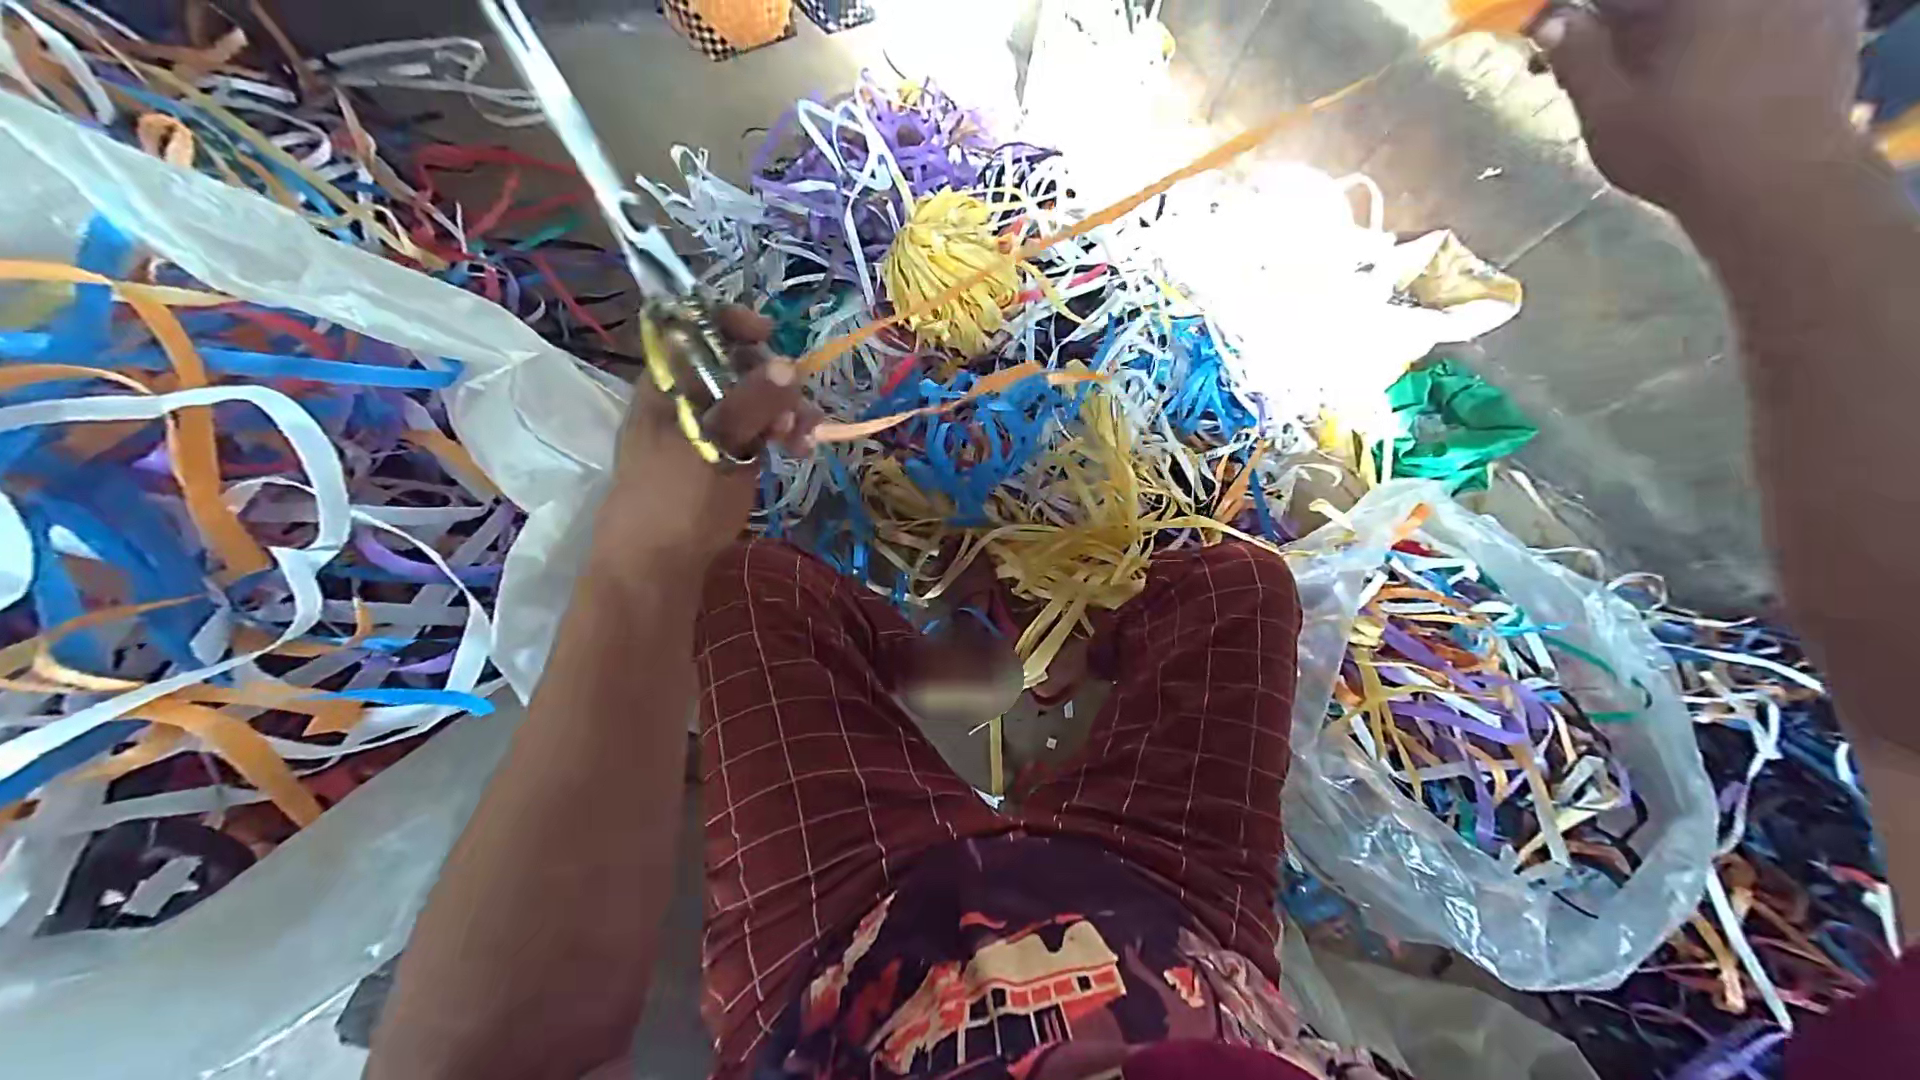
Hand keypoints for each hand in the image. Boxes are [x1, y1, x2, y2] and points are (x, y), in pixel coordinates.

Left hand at [592, 306, 820, 577]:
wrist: (654, 566)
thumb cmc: (676, 501)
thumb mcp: (714, 447)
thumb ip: (750, 403)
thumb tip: (787, 365)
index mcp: (666, 384)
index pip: (694, 329)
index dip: (730, 322)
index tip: (769, 334)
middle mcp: (685, 398)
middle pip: (734, 365)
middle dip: (774, 380)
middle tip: (799, 410)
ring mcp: (704, 429)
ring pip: (751, 401)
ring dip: (785, 411)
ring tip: (808, 438)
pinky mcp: (722, 456)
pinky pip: (755, 431)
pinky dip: (778, 434)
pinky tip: (800, 449)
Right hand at [1536, 0, 1866, 215]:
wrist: (1775, 175)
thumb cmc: (1675, 146)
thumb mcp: (1607, 109)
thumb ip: (1579, 58)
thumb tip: (1553, 21)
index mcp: (1696, 1)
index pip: (1621, 0)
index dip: (1580, 17)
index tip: (1547, 34)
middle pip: (1667, 5)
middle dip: (1625, 23)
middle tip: (1589, 57)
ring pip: (1711, 14)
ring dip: (1670, 31)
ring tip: (1643, 68)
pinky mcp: (1831, 16)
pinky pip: (1761, 15)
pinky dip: (1724, 33)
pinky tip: (1706, 67)